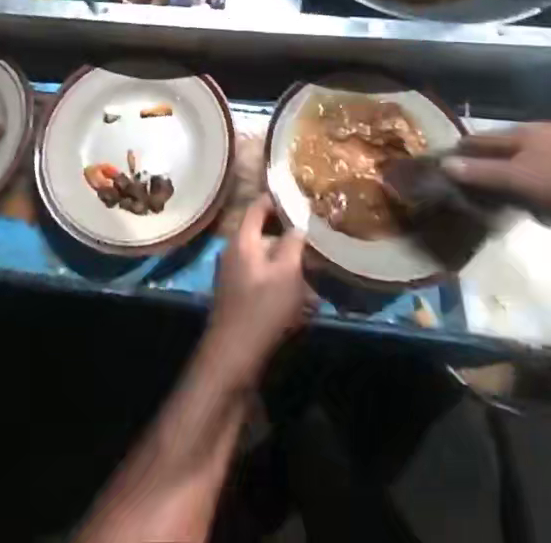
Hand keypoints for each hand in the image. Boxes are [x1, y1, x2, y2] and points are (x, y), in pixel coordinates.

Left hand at [203, 194, 312, 381]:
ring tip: (314, 292)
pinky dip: (283, 291)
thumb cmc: (263, 308)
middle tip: (316, 252)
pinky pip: (264, 285)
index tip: (298, 196)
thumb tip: (297, 224)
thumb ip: (293, 243)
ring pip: (268, 265)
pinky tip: (303, 310)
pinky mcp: (239, 299)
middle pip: (266, 238)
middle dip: (292, 247)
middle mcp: (234, 254)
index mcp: (242, 241)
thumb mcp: (287, 272)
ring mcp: (234, 277)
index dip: (276, 199)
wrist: (234, 355)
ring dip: (292, 274)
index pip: (257, 207)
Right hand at [441, 123, 550, 220]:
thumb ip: (484, 173)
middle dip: (503, 172)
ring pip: (545, 162)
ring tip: (548, 211)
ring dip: (540, 184)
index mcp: (518, 135)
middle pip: (511, 150)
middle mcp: (542, 131)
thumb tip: (444, 162)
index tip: (448, 165)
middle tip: (502, 199)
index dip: (461, 152)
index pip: (478, 140)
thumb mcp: (522, 180)